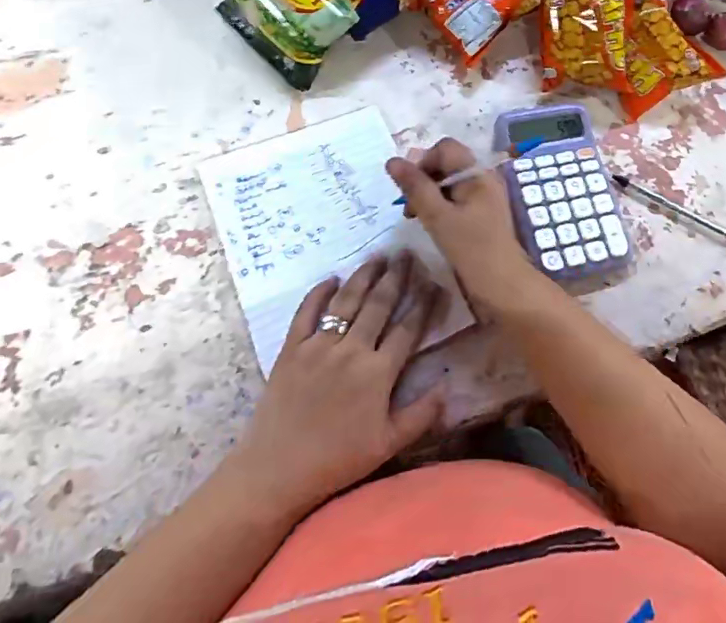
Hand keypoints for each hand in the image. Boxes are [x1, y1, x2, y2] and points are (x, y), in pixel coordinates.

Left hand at [236, 255, 445, 508]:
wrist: (277, 471)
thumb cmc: (337, 461)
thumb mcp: (388, 444)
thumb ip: (421, 414)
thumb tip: (449, 386)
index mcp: (378, 373)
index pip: (408, 328)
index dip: (424, 303)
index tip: (435, 282)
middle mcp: (352, 350)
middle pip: (379, 305)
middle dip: (396, 277)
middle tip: (407, 254)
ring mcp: (319, 346)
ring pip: (346, 301)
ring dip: (364, 276)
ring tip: (378, 257)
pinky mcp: (291, 349)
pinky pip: (306, 312)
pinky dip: (318, 293)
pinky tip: (331, 278)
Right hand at [387, 140, 545, 317]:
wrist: (505, 287)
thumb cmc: (472, 249)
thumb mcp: (438, 217)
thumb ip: (415, 187)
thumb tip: (392, 161)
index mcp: (478, 173)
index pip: (444, 148)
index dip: (422, 162)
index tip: (408, 189)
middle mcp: (484, 179)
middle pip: (446, 163)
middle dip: (423, 178)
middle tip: (409, 207)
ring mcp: (485, 197)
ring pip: (448, 182)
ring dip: (428, 194)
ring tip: (415, 217)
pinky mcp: (482, 215)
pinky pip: (456, 199)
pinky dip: (439, 206)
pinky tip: (431, 224)